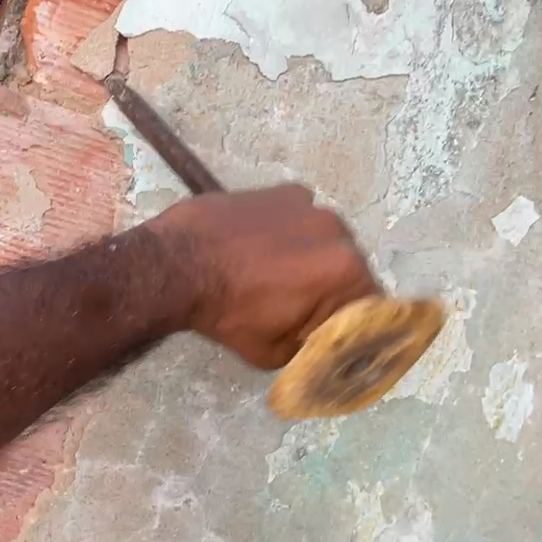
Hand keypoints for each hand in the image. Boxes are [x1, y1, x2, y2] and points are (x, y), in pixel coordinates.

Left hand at [146, 184, 379, 368]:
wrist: (173, 264)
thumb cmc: (224, 311)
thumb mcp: (273, 351)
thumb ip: (310, 347)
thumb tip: (319, 343)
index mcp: (345, 270)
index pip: (368, 302)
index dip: (348, 319)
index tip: (326, 327)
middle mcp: (335, 229)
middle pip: (345, 265)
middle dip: (327, 284)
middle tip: (293, 301)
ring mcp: (305, 203)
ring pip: (318, 237)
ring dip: (305, 253)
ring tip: (269, 270)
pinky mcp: (276, 190)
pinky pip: (292, 215)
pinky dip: (282, 229)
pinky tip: (255, 244)